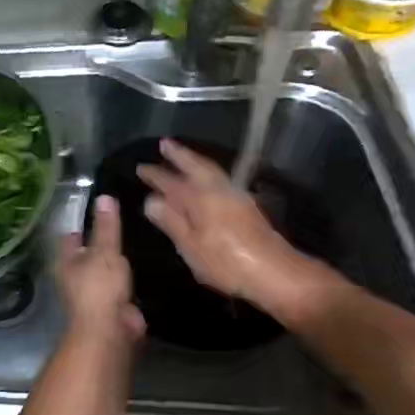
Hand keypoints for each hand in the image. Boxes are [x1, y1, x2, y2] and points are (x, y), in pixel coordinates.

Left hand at [56, 195, 144, 343]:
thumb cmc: (100, 287)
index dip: (84, 222)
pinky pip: (120, 285)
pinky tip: (144, 266)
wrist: (110, 330)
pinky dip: (129, 277)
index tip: (102, 207)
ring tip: (139, 238)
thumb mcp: (104, 251)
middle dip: (103, 241)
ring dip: (117, 260)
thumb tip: (103, 197)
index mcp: (66, 261)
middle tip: (126, 220)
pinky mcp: (112, 305)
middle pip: (89, 253)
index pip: (72, 235)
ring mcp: (94, 292)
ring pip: (106, 269)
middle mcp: (75, 276)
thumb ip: (106, 226)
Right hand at [137, 139, 315, 308]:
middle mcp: (218, 190)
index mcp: (199, 198)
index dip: (155, 174)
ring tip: (182, 155)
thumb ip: (171, 221)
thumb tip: (151, 200)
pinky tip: (205, 180)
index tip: (141, 167)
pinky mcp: (246, 206)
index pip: (171, 182)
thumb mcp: (190, 245)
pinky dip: (207, 173)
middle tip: (165, 144)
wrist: (273, 271)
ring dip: (194, 160)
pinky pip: (220, 179)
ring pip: (211, 170)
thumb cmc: (225, 262)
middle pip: (196, 166)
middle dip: (179, 154)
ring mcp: (235, 196)